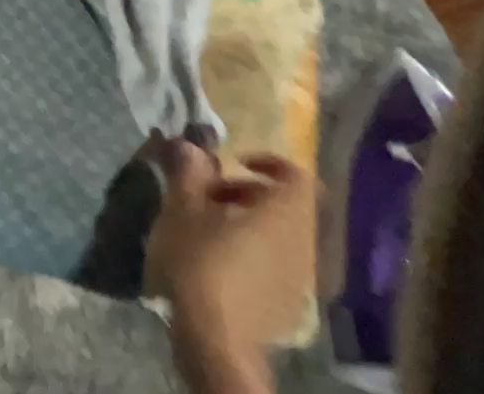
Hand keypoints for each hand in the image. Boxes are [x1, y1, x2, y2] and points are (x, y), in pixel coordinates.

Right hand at [151, 139, 311, 382]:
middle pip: (289, 205)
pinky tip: (222, 263)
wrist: (216, 338)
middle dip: (250, 192)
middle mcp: (302, 243)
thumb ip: (189, 175)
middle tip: (210, 195)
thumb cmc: (199, 264)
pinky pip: (280, 262)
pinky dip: (257, 250)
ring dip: (252, 222)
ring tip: (210, 229)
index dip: (268, 161)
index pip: (297, 176)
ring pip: (283, 235)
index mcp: (282, 216)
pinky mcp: (290, 303)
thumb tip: (191, 145)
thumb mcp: (182, 211)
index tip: (234, 162)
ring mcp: (300, 277)